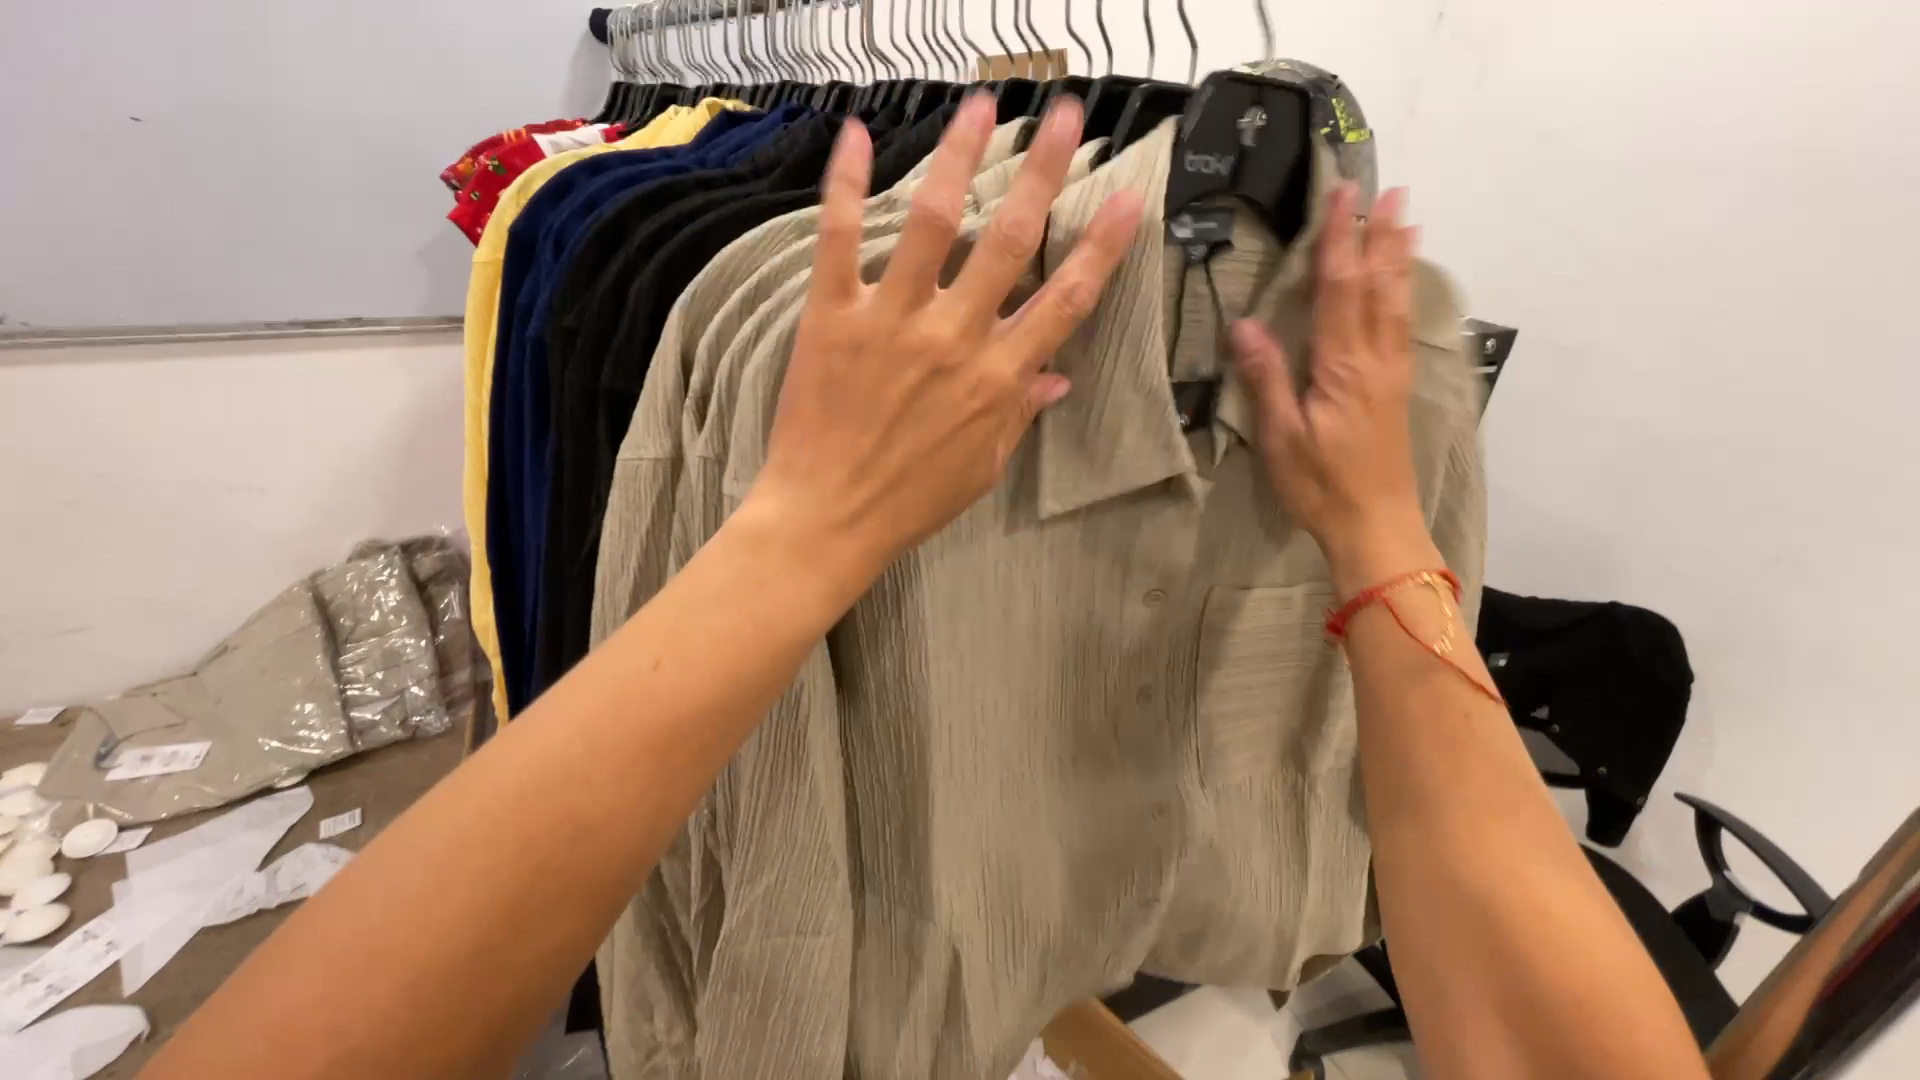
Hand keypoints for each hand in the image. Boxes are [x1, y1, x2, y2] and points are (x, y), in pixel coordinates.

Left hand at [747, 95, 1144, 587]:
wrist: (828, 518)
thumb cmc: (912, 500)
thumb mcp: (984, 467)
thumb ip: (1020, 412)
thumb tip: (1059, 378)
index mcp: (997, 378)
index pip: (1064, 301)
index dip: (1101, 247)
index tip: (1129, 198)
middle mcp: (953, 337)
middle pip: (1009, 240)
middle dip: (1045, 171)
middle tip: (1067, 114)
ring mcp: (890, 321)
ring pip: (932, 223)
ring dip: (960, 156)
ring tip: (982, 104)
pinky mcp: (832, 317)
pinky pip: (837, 239)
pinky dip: (844, 183)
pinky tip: (858, 133)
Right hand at [1231, 185, 1437, 595]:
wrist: (1375, 524)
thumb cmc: (1320, 484)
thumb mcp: (1281, 436)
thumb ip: (1266, 377)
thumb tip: (1244, 325)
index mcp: (1342, 366)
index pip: (1342, 289)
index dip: (1340, 240)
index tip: (1343, 195)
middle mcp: (1375, 360)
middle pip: (1380, 286)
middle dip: (1382, 235)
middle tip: (1392, 189)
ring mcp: (1391, 373)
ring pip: (1397, 302)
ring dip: (1400, 257)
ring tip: (1406, 219)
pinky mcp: (1395, 389)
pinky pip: (1402, 325)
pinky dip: (1403, 293)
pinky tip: (1403, 285)